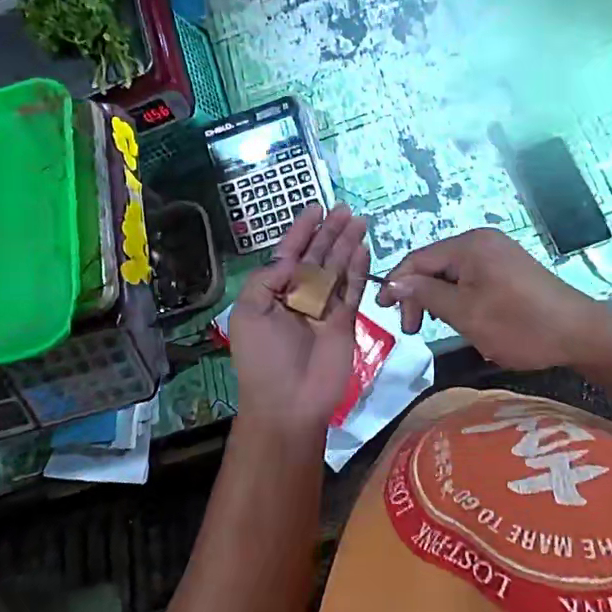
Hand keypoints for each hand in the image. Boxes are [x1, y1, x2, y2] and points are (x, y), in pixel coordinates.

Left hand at [229, 204, 371, 441]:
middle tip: (345, 210)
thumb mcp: (248, 313)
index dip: (302, 231)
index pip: (289, 254)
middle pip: (317, 256)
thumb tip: (290, 259)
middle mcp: (299, 296)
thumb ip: (266, 279)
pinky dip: (358, 271)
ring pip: (337, 269)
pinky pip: (352, 291)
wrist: (288, 403)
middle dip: (329, 233)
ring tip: (360, 222)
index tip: (315, 208)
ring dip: (347, 245)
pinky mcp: (344, 322)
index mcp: (273, 293)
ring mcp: (323, 309)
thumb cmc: (263, 358)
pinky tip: (363, 251)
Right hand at [378, 228, 607, 369]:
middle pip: (435, 264)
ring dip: (440, 299)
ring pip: (453, 273)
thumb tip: (392, 284)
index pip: (418, 259)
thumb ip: (425, 295)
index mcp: (470, 245)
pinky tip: (465, 318)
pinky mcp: (511, 268)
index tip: (384, 313)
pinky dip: (460, 297)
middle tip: (415, 329)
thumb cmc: (518, 324)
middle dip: (420, 295)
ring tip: (439, 326)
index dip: (397, 284)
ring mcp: (499, 253)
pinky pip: (473, 277)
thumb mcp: (464, 313)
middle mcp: (483, 240)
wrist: (579, 334)